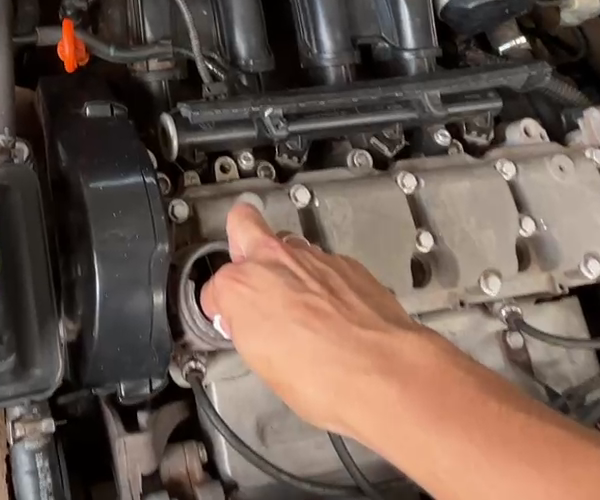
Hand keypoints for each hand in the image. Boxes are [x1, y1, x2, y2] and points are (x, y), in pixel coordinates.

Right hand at [197, 201, 440, 436]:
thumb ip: (248, 330)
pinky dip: (323, 281)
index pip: (214, 288)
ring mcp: (310, 256)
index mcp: (240, 286)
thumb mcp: (264, 366)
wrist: (385, 373)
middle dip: (241, 241)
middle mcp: (272, 259)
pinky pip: (323, 262)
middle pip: (242, 223)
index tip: (230, 320)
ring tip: (299, 305)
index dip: (221, 307)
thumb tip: (249, 326)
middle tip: (250, 273)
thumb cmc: (325, 377)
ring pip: (286, 243)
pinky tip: (332, 312)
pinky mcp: (344, 262)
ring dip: (286, 266)